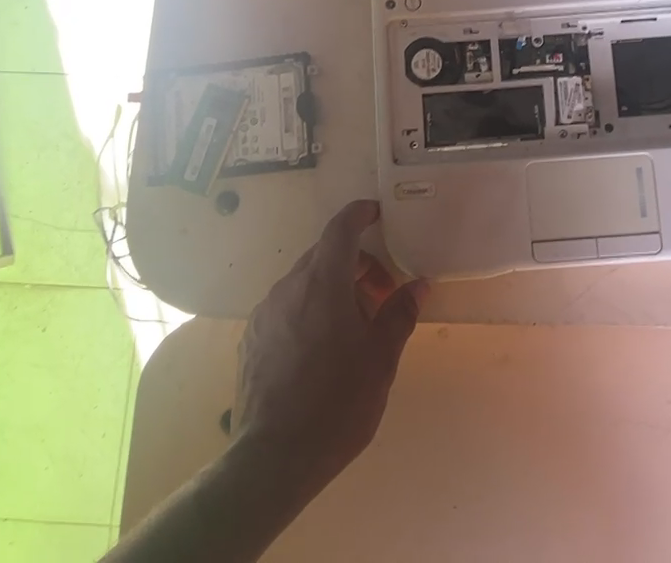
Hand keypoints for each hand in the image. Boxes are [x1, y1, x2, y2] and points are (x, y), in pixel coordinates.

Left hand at [233, 199, 426, 488]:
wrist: (275, 457)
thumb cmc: (338, 402)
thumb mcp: (381, 357)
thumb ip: (400, 313)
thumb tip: (418, 284)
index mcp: (323, 283)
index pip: (340, 229)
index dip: (359, 214)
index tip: (376, 214)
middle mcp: (288, 288)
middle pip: (324, 255)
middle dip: (355, 265)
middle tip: (380, 296)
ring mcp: (265, 314)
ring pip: (304, 283)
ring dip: (332, 289)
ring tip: (354, 329)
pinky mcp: (252, 339)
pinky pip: (286, 308)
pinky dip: (309, 310)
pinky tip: (323, 350)